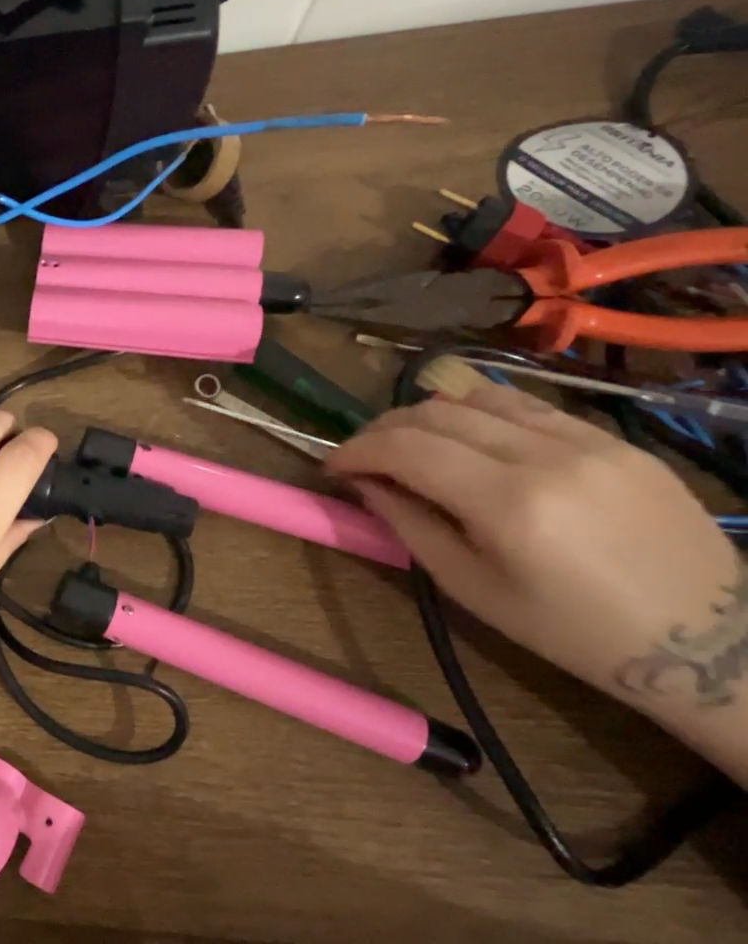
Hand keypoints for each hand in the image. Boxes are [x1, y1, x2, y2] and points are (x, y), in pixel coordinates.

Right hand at [326, 385, 737, 719]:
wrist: (708, 642)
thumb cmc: (571, 630)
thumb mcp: (471, 587)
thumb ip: (409, 524)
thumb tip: (361, 482)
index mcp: (509, 504)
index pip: (405, 448)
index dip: (355, 450)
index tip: (330, 466)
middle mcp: (547, 456)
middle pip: (435, 414)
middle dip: (381, 430)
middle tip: (361, 457)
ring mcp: (590, 441)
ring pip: (479, 398)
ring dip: (427, 415)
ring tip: (411, 444)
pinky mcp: (616, 440)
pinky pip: (528, 408)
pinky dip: (480, 415)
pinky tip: (468, 440)